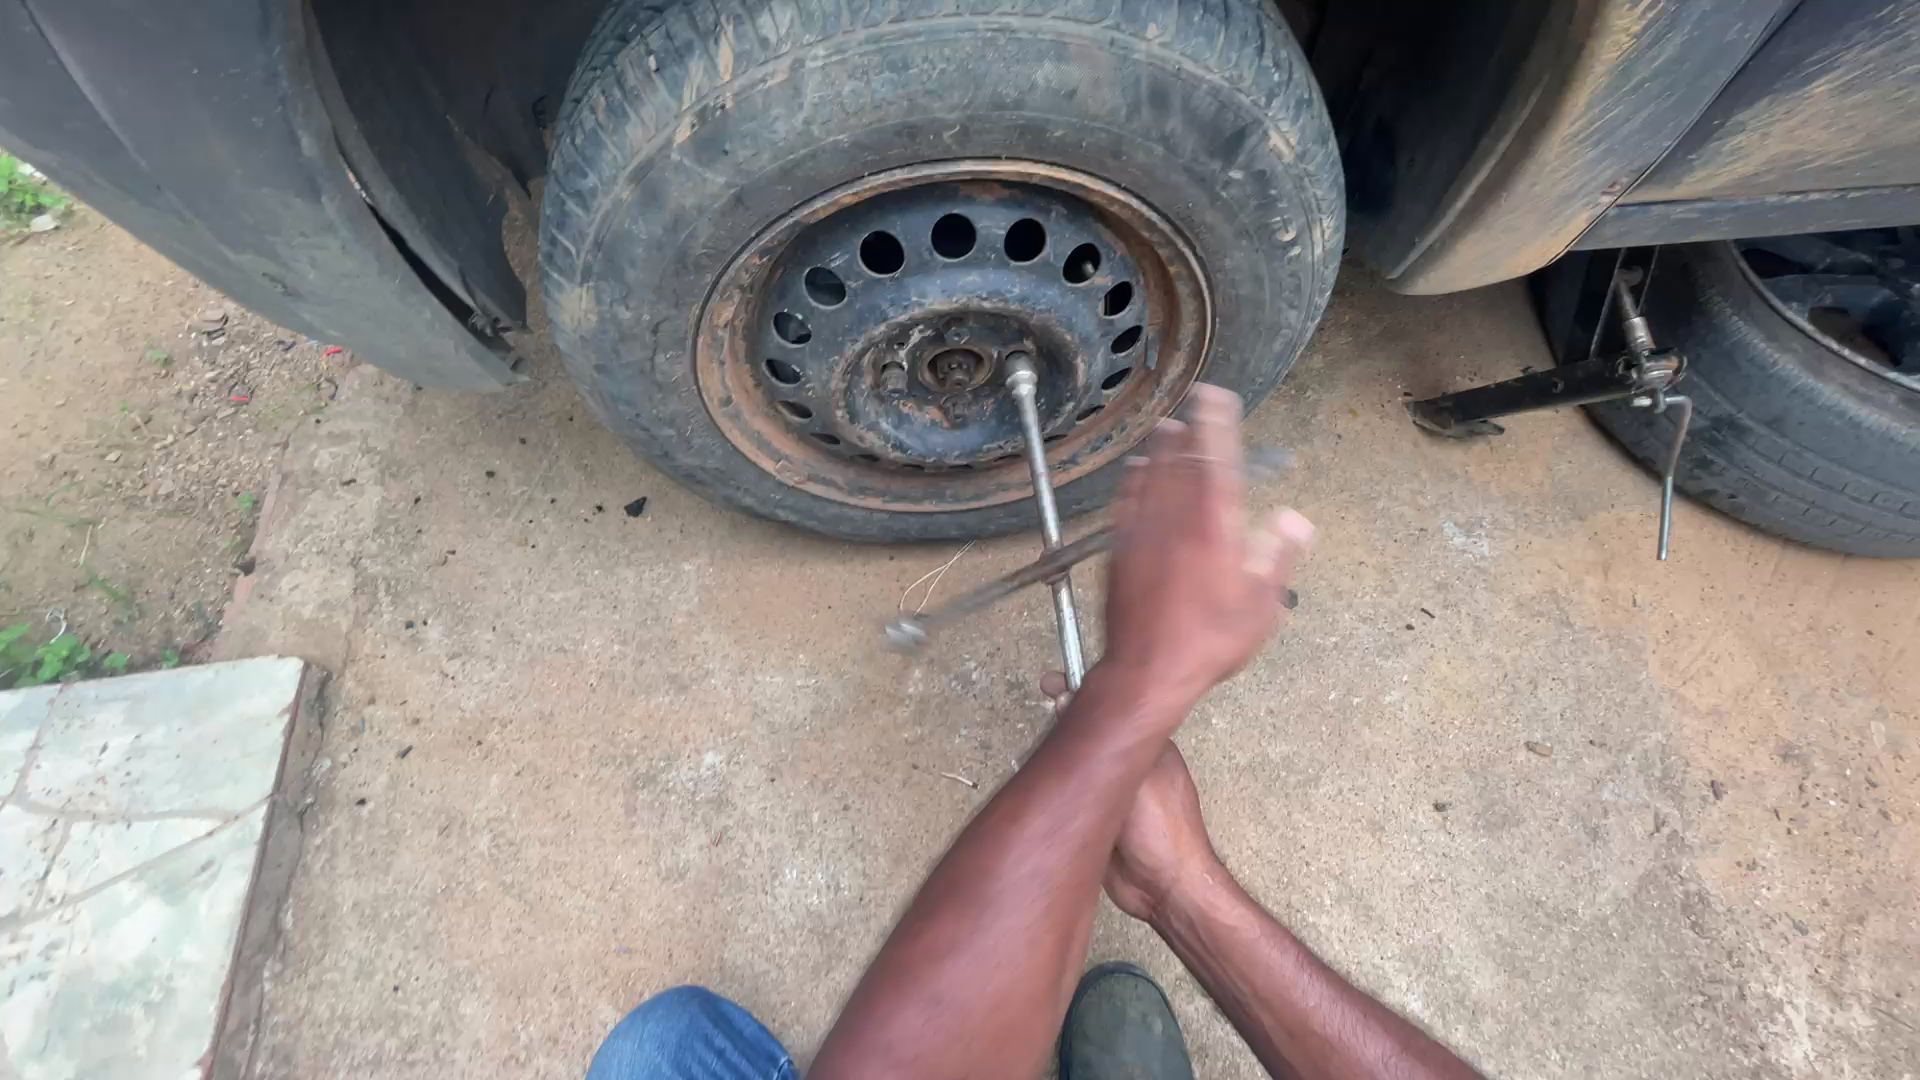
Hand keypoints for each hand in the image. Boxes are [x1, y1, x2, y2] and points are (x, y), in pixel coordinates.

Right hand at [1041, 675, 1219, 925]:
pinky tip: (1030, 774)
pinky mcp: (1089, 816)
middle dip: (1063, 719)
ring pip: (1074, 762)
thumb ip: (1103, 742)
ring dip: (1053, 753)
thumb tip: (1069, 701)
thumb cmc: (1163, 828)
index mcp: (1147, 746)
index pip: (1110, 711)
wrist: (1163, 889)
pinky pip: (1066, 792)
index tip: (1051, 683)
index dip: (1082, 694)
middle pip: (1088, 733)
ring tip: (1033, 742)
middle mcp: (1125, 764)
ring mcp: (1107, 791)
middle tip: (1040, 702)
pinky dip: (1049, 783)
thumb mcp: (1135, 775)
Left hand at [1103, 384, 1314, 709]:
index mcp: (1214, 531)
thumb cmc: (1209, 642)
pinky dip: (1133, 481)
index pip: (1217, 464)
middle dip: (1190, 430)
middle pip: (1182, 464)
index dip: (1217, 426)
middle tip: (1194, 403)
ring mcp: (1142, 535)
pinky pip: (1126, 504)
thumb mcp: (1261, 608)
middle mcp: (1175, 523)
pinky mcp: (1118, 552)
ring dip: (1160, 449)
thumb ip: (1279, 557)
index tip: (1216, 398)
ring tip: (1167, 426)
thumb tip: (1294, 519)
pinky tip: (1136, 470)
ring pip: (1151, 479)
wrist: (1148, 668)